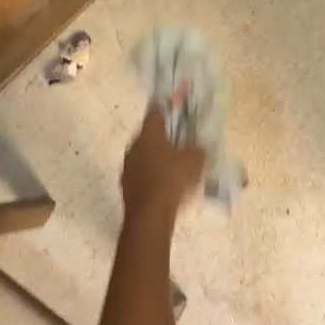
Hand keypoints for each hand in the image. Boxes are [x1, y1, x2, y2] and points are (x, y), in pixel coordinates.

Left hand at [120, 104, 206, 225]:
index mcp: (149, 133)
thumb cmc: (172, 180)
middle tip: (180, 140)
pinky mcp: (126, 187)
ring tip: (175, 166)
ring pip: (145, 155)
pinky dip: (153, 175)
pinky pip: (142, 173)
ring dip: (157, 157)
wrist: (149, 217)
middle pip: (150, 134)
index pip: (156, 111)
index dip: (168, 107)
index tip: (177, 107)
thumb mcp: (196, 160)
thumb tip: (198, 146)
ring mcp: (127, 167)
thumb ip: (198, 148)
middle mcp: (134, 146)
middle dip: (164, 136)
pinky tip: (166, 185)